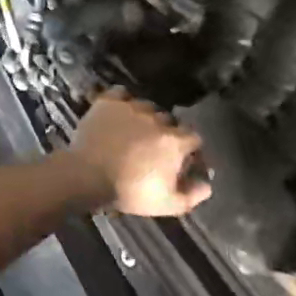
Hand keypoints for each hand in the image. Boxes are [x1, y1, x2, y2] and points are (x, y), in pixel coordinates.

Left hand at [69, 91, 210, 215]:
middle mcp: (155, 119)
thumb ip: (196, 192)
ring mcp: (129, 107)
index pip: (193, 136)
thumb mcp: (172, 203)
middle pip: (169, 120)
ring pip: (146, 106)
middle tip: (154, 146)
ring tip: (135, 129)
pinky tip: (120, 111)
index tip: (181, 156)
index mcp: (174, 141)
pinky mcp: (107, 102)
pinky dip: (123, 100)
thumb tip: (206, 180)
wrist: (88, 174)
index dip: (189, 147)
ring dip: (145, 116)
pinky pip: (120, 92)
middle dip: (166, 132)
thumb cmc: (132, 191)